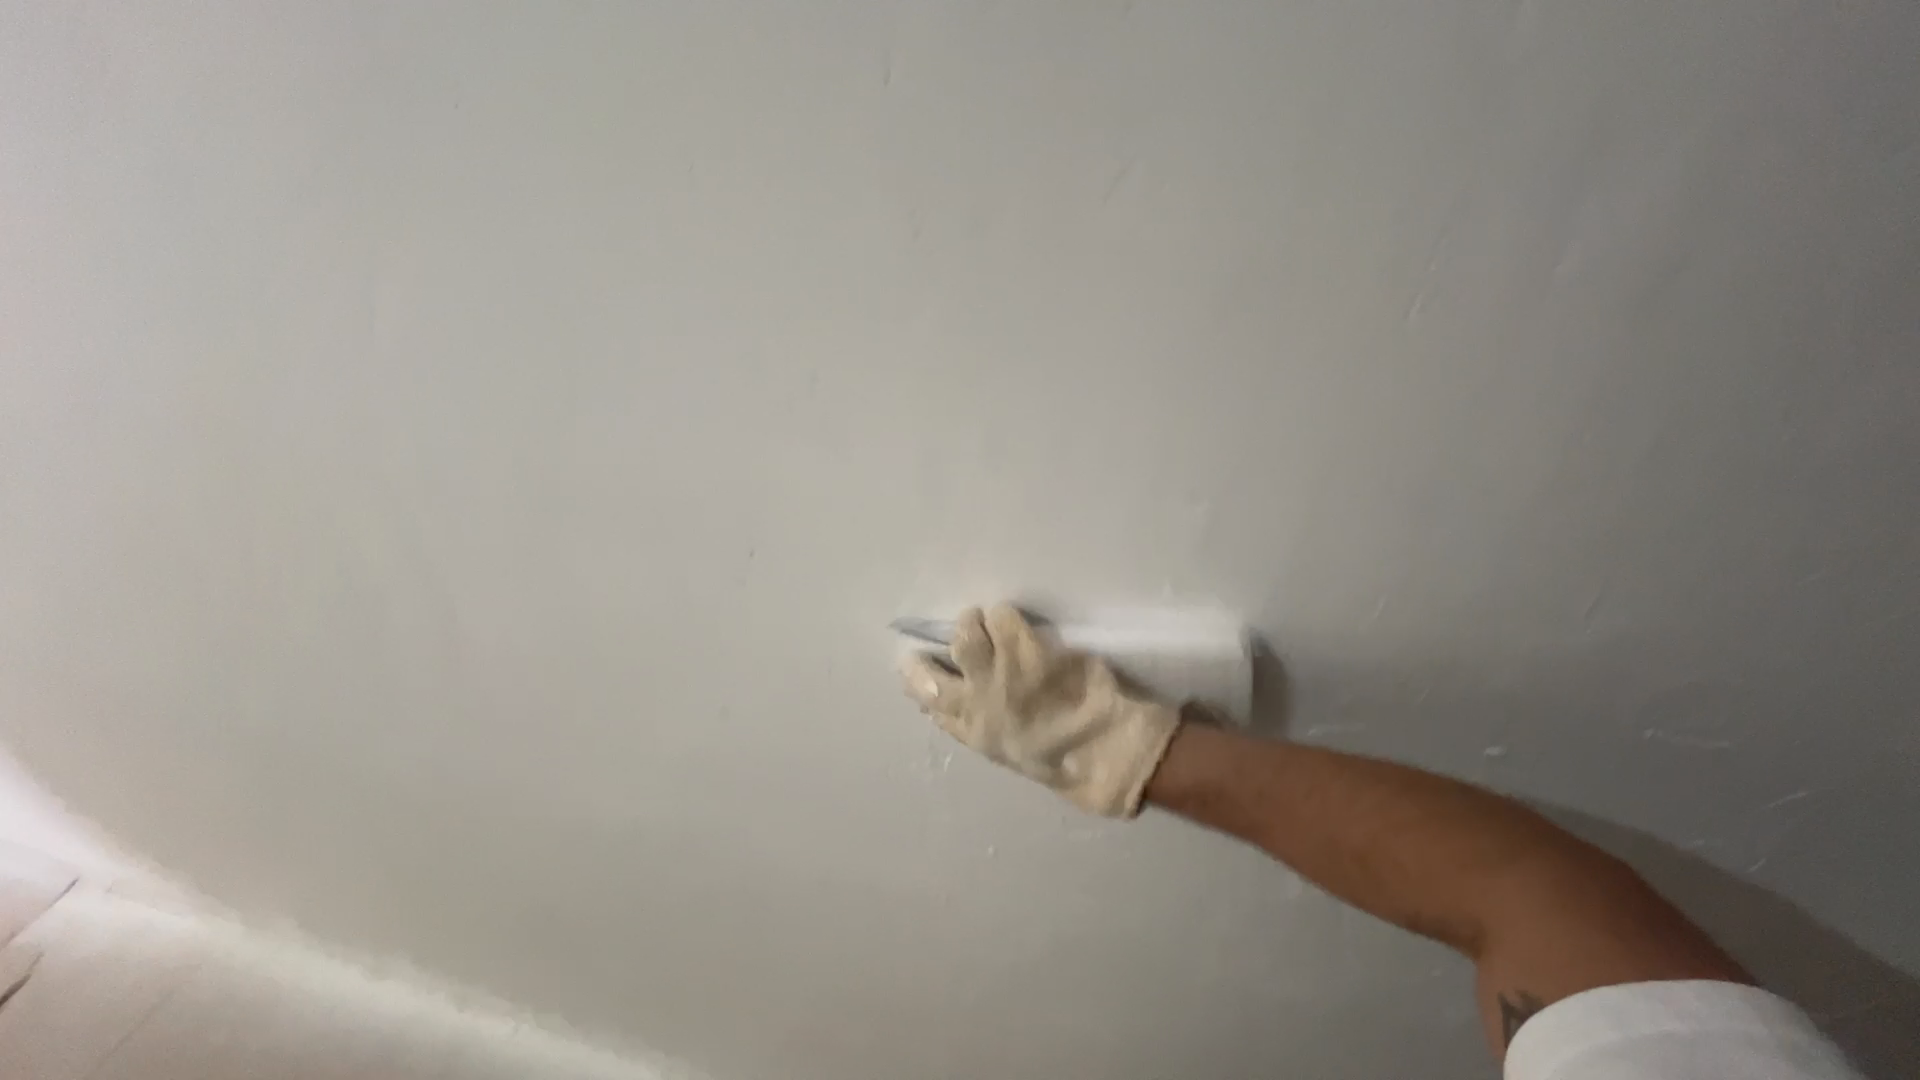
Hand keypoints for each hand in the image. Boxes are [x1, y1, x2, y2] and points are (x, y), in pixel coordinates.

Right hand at [898, 605, 1182, 817]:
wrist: (1111, 754)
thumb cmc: (1073, 766)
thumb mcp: (1018, 757)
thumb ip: (990, 733)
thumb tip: (974, 713)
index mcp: (977, 735)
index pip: (930, 706)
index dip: (917, 683)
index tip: (913, 666)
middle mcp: (977, 705)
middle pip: (935, 670)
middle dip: (941, 650)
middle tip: (958, 634)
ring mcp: (1000, 676)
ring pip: (966, 635)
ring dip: (976, 623)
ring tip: (993, 622)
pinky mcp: (1027, 652)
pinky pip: (1003, 618)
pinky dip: (1007, 615)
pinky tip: (1018, 621)